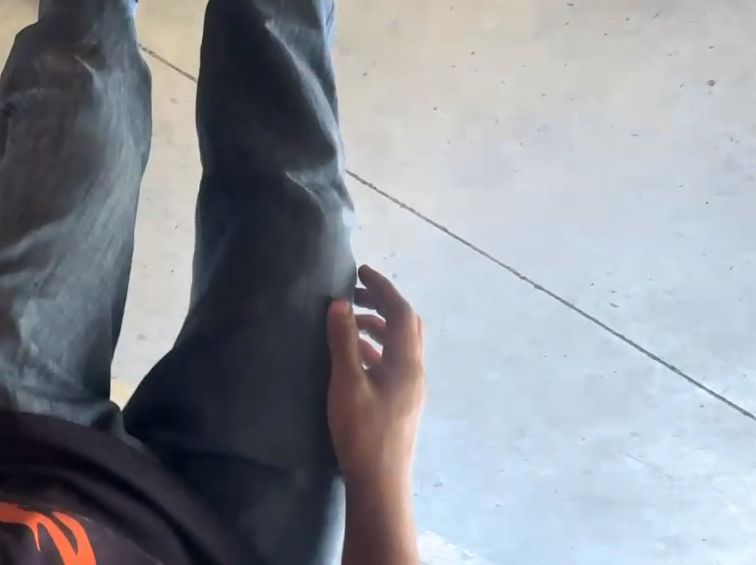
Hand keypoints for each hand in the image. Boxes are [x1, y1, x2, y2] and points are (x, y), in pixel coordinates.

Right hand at [326, 264, 425, 487]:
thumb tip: (341, 303)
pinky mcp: (399, 402)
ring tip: (349, 319)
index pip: (401, 312)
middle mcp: (414, 372)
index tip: (360, 270)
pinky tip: (352, 353)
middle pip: (406, 325)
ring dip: (378, 324)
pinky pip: (392, 361)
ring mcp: (409, 389)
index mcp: (407, 364)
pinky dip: (375, 346)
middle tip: (355, 290)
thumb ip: (344, 341)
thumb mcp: (347, 383)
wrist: (380, 485)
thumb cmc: (363, 433)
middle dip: (382, 302)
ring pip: (399, 344)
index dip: (383, 287)